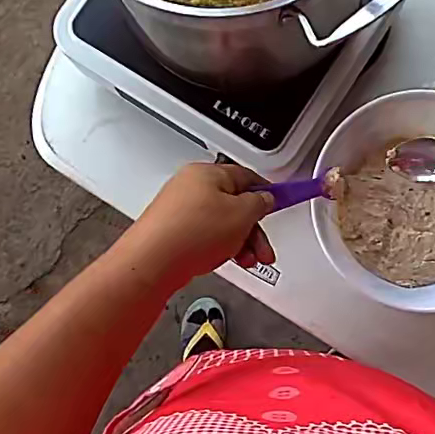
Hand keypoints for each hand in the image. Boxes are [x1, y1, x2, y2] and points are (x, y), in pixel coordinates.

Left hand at [116, 162, 276, 286]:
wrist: (153, 261)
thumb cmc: (190, 233)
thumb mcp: (242, 214)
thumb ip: (259, 203)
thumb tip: (264, 199)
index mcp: (207, 173)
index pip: (246, 176)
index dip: (266, 192)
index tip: (281, 200)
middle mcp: (191, 187)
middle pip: (234, 204)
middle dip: (253, 229)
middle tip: (263, 247)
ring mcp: (180, 210)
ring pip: (221, 223)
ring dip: (240, 242)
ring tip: (247, 260)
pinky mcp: (173, 232)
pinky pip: (205, 237)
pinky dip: (219, 248)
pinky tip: (224, 260)